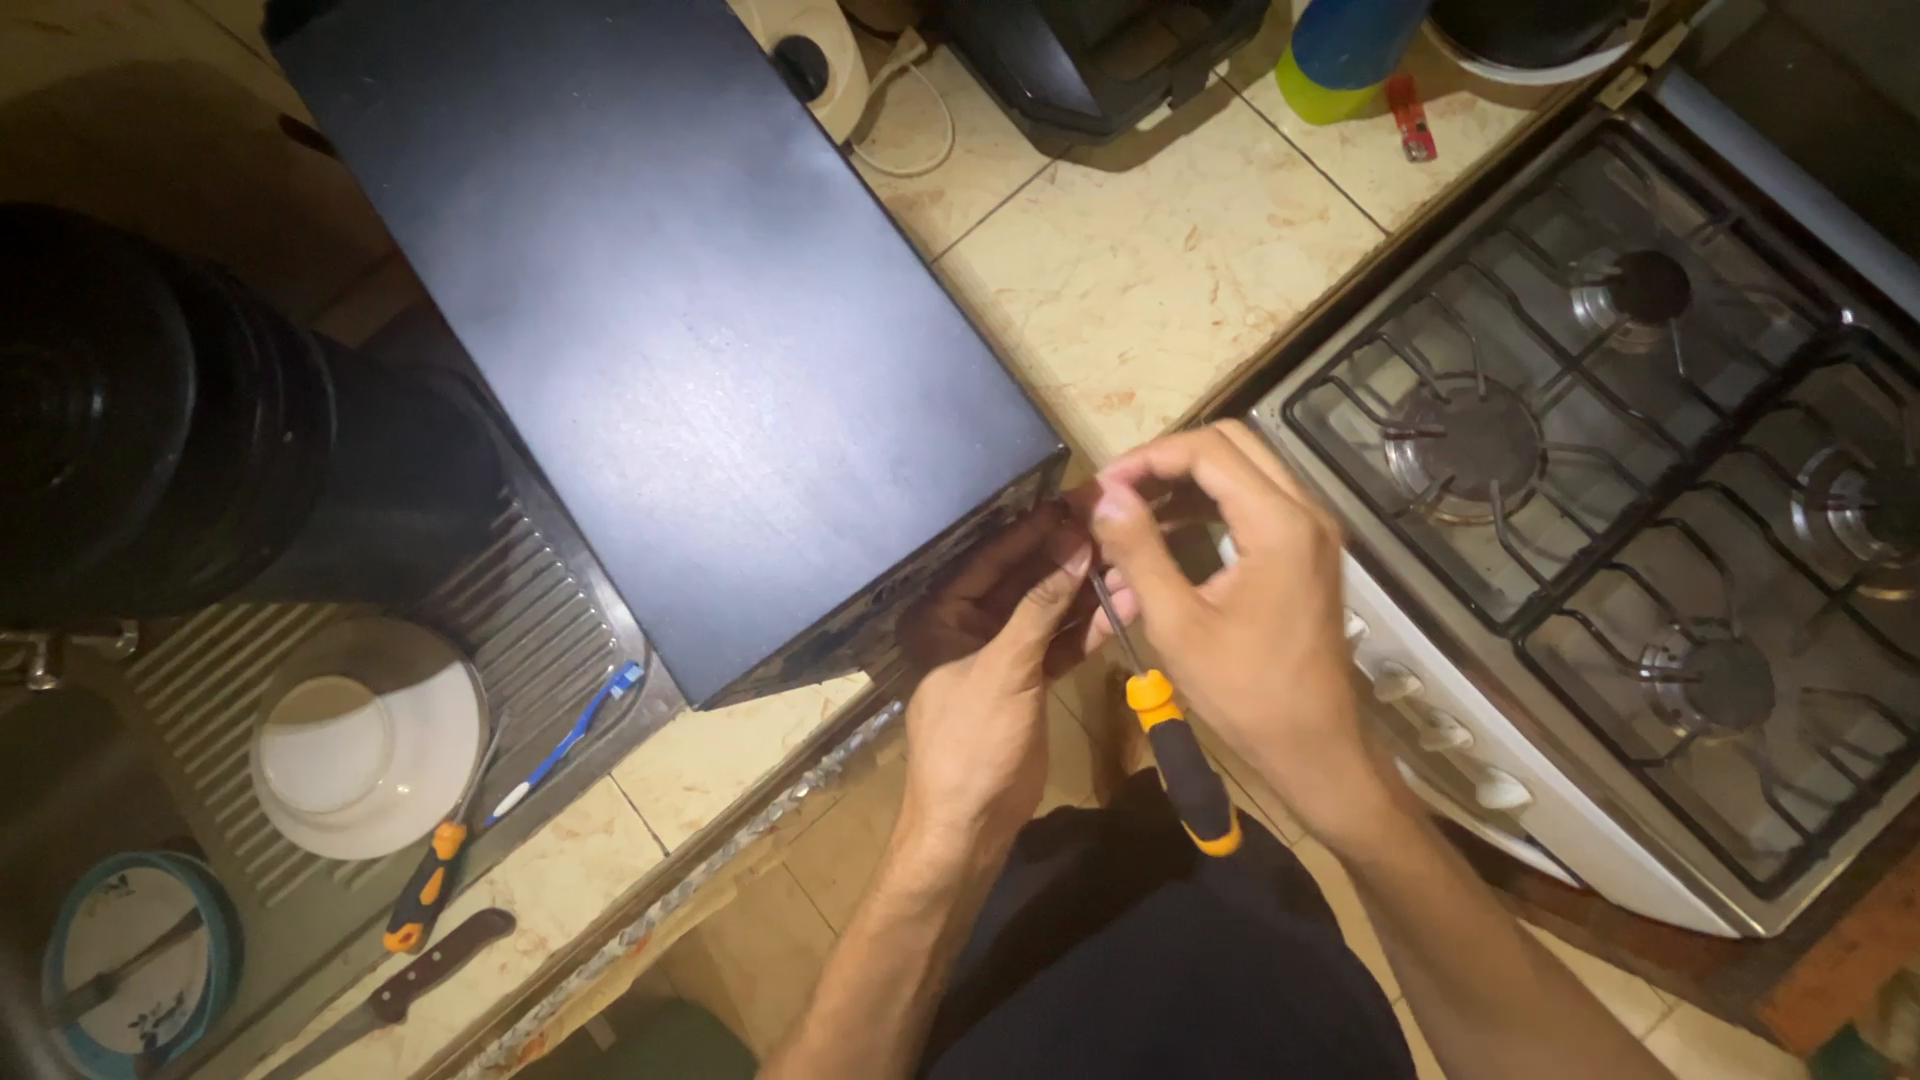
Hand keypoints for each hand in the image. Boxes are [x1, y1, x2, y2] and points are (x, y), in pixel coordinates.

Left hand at [895, 504, 1093, 862]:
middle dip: (1066, 558)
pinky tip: (1124, 605)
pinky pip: (1060, 645)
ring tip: (1129, 561)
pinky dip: (1088, 629)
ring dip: (1085, 593)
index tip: (1073, 503)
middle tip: (1109, 525)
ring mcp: (1001, 654)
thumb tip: (1073, 546)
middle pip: (1023, 581)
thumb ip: (1039, 608)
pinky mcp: (1028, 680)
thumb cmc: (971, 740)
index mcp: (940, 615)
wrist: (971, 823)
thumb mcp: (1003, 668)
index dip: (1032, 532)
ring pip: (1048, 613)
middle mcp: (967, 626)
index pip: (990, 559)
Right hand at [1088, 421, 1397, 847]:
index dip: (1147, 459)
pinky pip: (1253, 502)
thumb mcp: (1177, 623)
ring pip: (1243, 469)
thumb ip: (1139, 550)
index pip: (1208, 451)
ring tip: (1131, 513)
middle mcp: (1304, 511)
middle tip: (1117, 492)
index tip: (1101, 487)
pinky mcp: (1305, 550)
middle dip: (1166, 460)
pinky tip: (1165, 535)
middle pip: (1231, 444)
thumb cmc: (1244, 692)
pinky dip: (1207, 506)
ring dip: (1185, 482)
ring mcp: (1310, 530)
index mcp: (1279, 524)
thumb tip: (1103, 496)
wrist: (1314, 746)